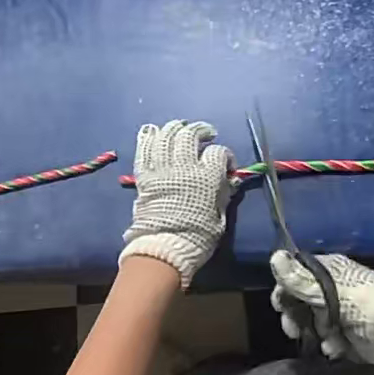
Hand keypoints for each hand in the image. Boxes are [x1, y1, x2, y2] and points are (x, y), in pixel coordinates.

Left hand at [119, 120, 234, 287]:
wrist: (164, 247)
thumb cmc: (197, 237)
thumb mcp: (219, 218)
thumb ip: (223, 195)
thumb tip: (229, 180)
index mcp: (206, 178)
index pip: (217, 153)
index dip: (224, 155)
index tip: (225, 162)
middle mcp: (184, 168)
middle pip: (190, 135)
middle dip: (200, 130)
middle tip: (205, 133)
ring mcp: (162, 170)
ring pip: (166, 136)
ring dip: (174, 128)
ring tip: (180, 127)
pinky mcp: (145, 176)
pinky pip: (144, 150)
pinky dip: (147, 137)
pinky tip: (151, 130)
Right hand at [269, 252, 373, 373]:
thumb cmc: (365, 304)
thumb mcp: (328, 290)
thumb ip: (298, 279)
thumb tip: (274, 256)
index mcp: (329, 272)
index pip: (295, 277)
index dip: (284, 291)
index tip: (280, 305)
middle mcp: (333, 290)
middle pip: (300, 302)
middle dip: (294, 317)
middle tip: (292, 330)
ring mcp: (342, 313)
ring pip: (312, 323)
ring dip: (313, 332)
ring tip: (324, 340)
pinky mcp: (350, 334)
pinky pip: (329, 338)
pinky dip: (330, 344)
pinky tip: (336, 348)